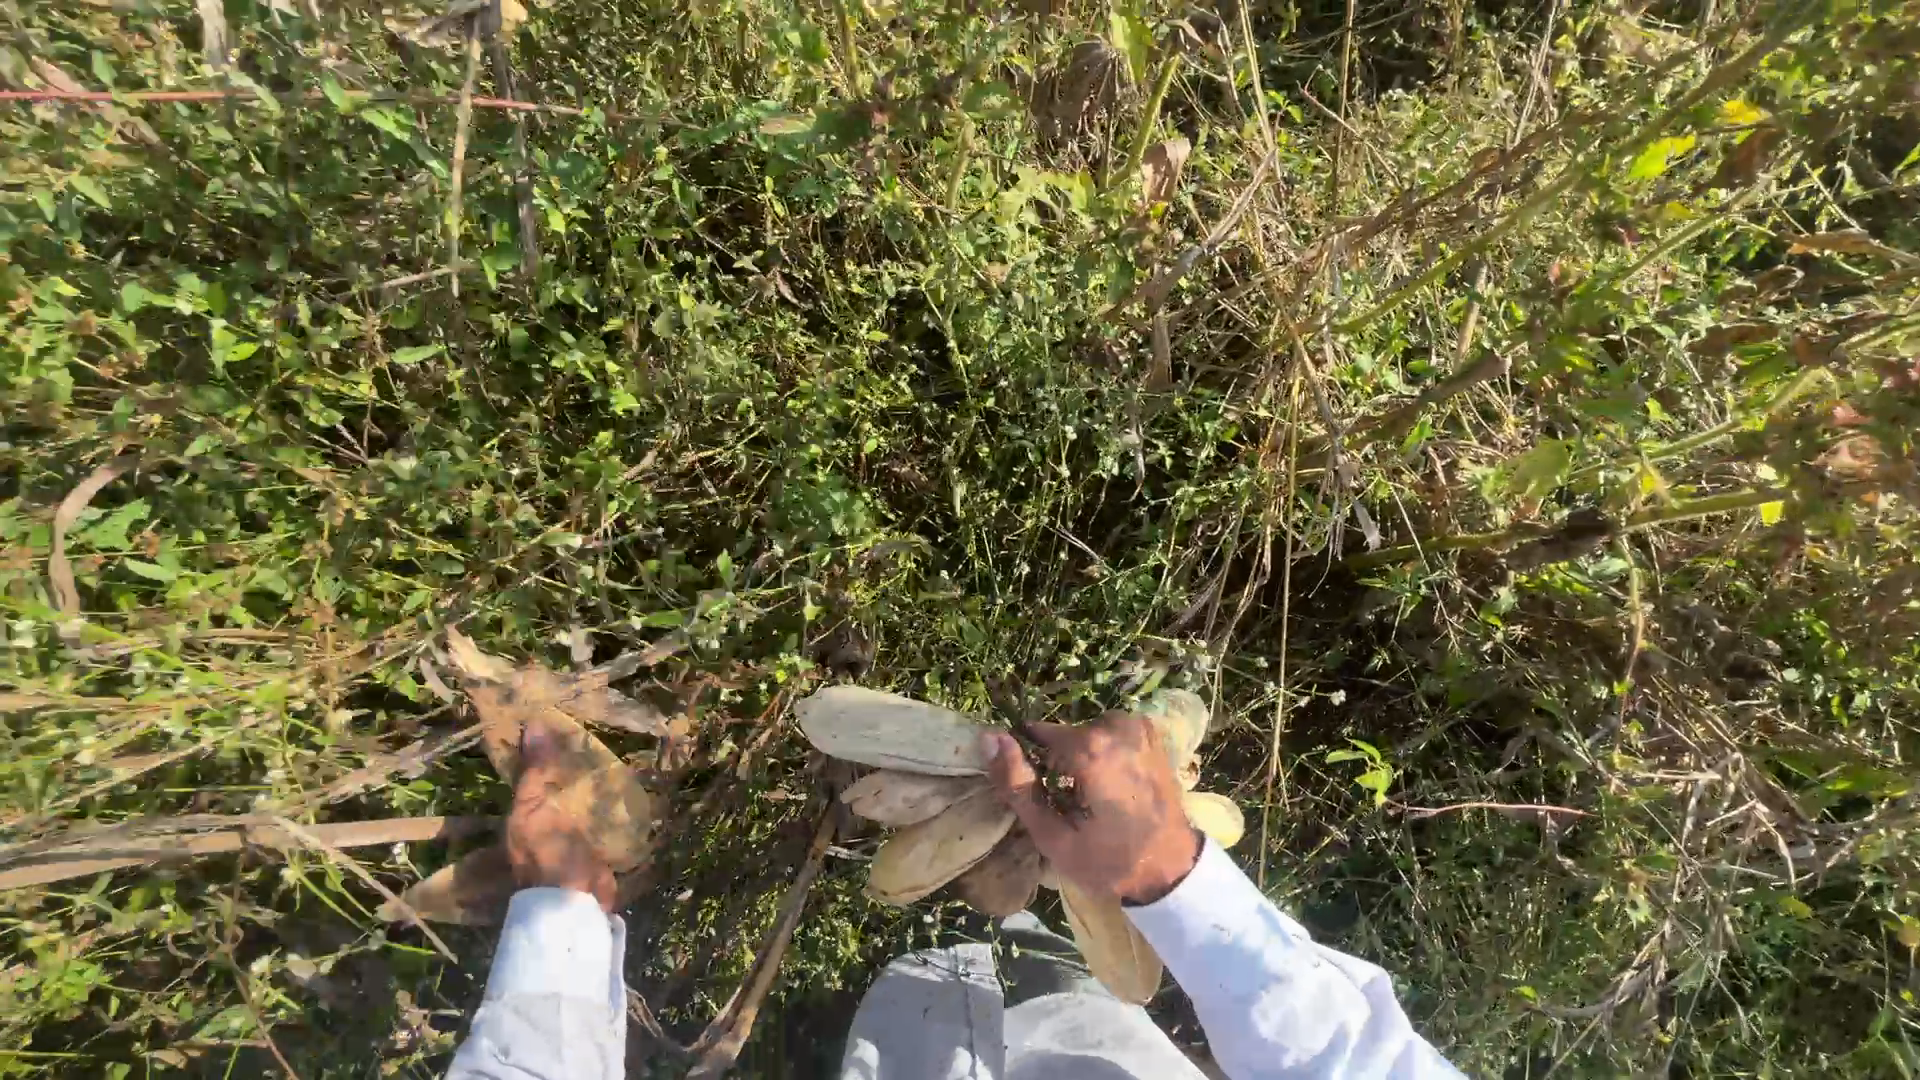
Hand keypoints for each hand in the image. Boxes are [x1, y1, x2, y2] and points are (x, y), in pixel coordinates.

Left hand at [506, 722, 615, 911]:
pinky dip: (609, 799)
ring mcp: (569, 835)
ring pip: (579, 798)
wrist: (577, 900)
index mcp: (522, 815)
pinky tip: (625, 782)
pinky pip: (599, 814)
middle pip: (556, 784)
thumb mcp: (536, 808)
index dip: (540, 750)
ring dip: (591, 780)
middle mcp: (542, 823)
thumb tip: (533, 724)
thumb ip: (535, 772)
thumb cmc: (549, 853)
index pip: (529, 773)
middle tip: (591, 732)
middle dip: (570, 763)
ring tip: (612, 750)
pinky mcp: (594, 844)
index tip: (558, 721)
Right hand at [982, 712, 1200, 904]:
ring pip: (1087, 734)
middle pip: (1065, 736)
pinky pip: (1111, 735)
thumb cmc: (1110, 861)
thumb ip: (1017, 785)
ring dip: (1083, 758)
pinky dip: (1106, 755)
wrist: (1174, 870)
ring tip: (1092, 798)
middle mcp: (1117, 726)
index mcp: (1091, 749)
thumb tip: (989, 739)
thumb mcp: (1053, 836)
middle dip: (1060, 763)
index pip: (1038, 736)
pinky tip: (1113, 787)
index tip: (1043, 794)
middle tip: (1070, 804)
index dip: (1032, 763)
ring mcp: (1139, 727)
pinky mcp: (1152, 734)